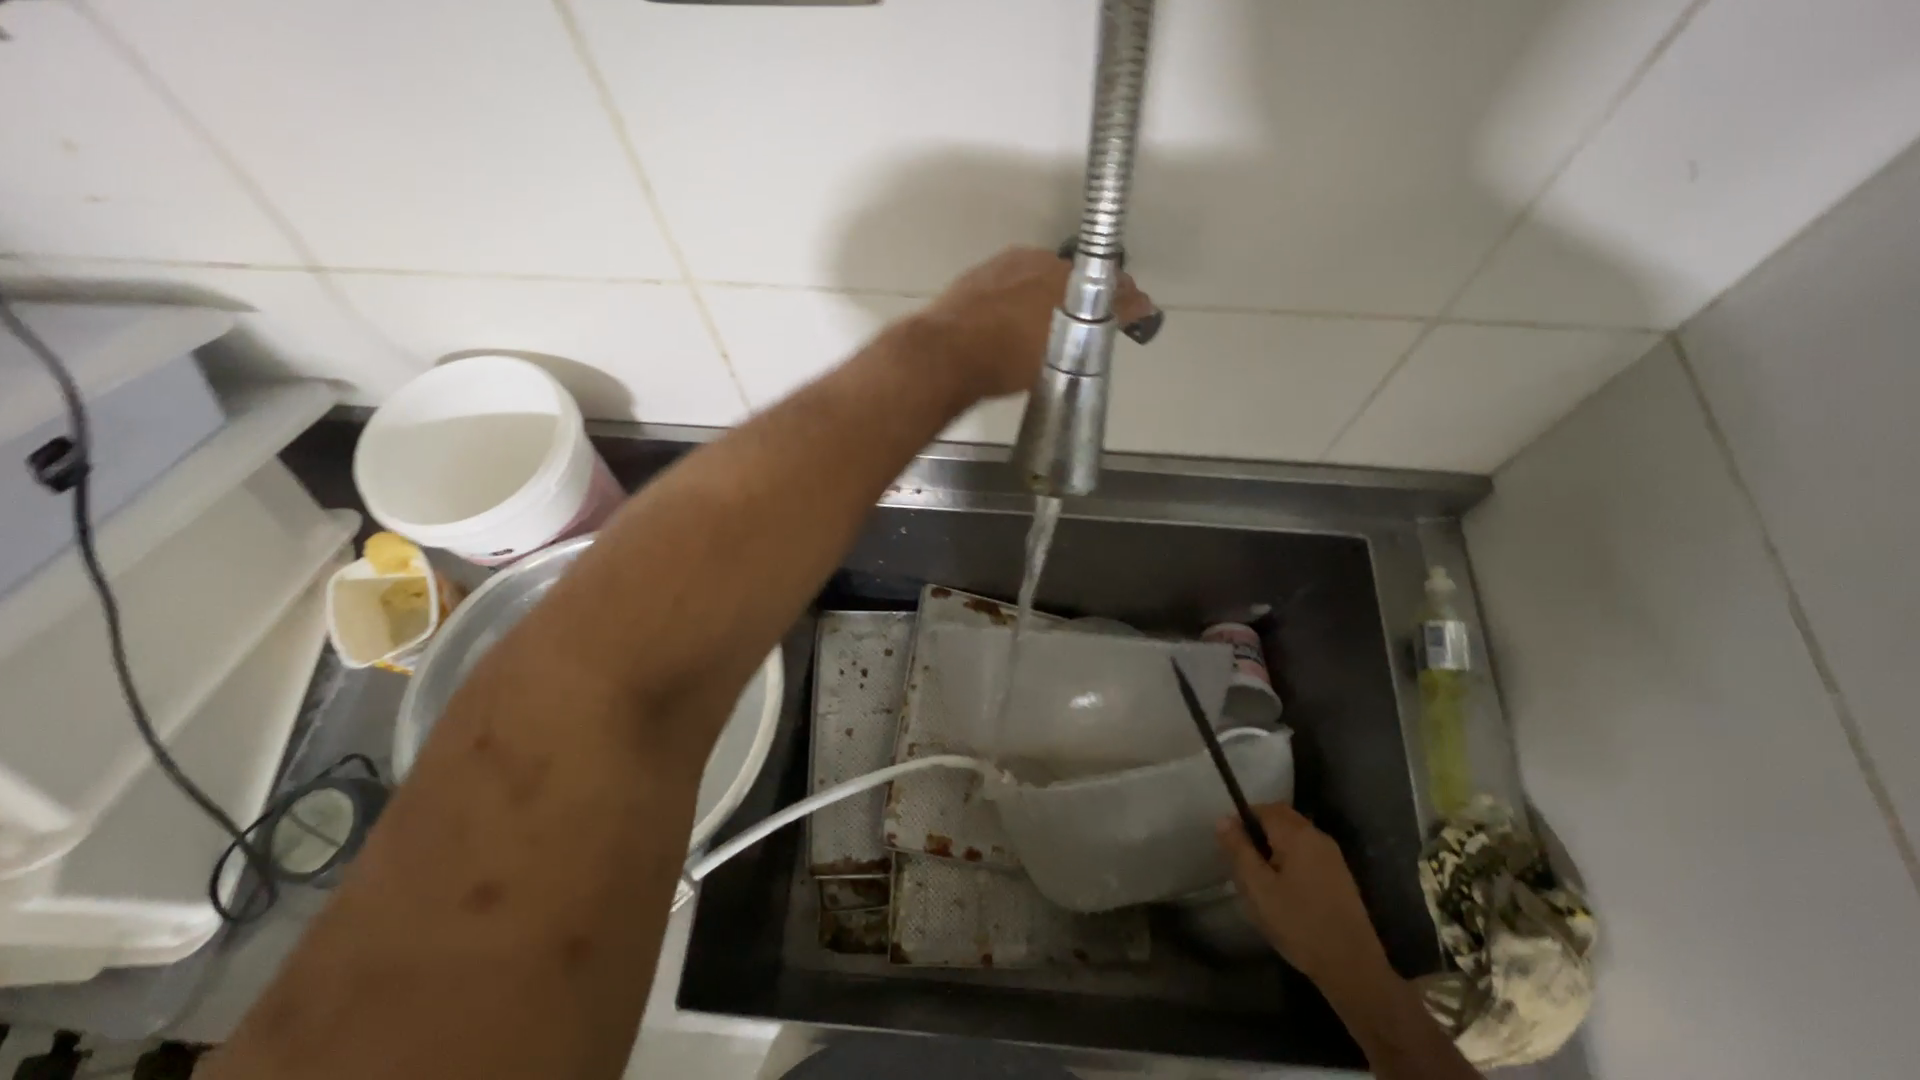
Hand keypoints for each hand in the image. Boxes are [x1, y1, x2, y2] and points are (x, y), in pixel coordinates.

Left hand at [912, 247, 1155, 400]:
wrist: (942, 354)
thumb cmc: (1005, 357)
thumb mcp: (1063, 351)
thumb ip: (1098, 327)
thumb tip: (1135, 308)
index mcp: (1062, 273)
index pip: (1105, 280)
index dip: (1122, 298)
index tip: (1133, 311)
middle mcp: (1034, 260)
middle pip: (1072, 276)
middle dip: (1084, 296)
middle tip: (1087, 326)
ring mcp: (1002, 266)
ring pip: (1037, 279)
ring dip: (1048, 298)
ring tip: (1046, 331)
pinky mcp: (975, 278)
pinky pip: (1008, 288)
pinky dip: (1018, 302)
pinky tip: (1012, 327)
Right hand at [1217, 803, 1393, 989]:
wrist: (1351, 965)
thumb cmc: (1298, 924)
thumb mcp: (1258, 888)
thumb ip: (1239, 850)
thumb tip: (1223, 819)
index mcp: (1298, 834)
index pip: (1264, 809)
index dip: (1242, 821)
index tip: (1230, 849)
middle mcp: (1318, 837)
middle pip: (1281, 819)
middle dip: (1258, 834)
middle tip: (1243, 866)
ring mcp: (1333, 857)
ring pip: (1294, 838)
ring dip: (1273, 848)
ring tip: (1261, 883)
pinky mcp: (1339, 876)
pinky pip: (1307, 854)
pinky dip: (1290, 862)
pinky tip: (1284, 893)